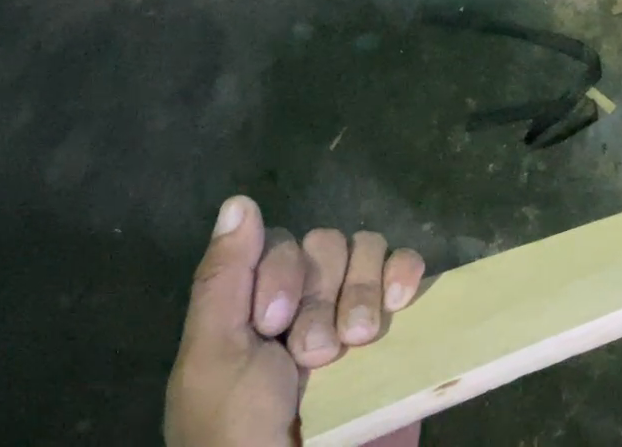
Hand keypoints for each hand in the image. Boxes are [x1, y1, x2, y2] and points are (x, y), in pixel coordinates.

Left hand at [164, 196, 427, 446]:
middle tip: (316, 353)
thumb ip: (223, 280)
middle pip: (326, 243)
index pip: (278, 243)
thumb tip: (239, 200)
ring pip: (367, 248)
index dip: (280, 274)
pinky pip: (409, 266)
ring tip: (359, 341)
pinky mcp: (403, 321)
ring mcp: (358, 309)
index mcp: (254, 309)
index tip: (270, 327)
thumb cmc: (242, 436)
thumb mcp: (212, 363)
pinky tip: (400, 300)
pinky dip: (405, 272)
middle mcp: (307, 301)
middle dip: (323, 295)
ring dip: (361, 290)